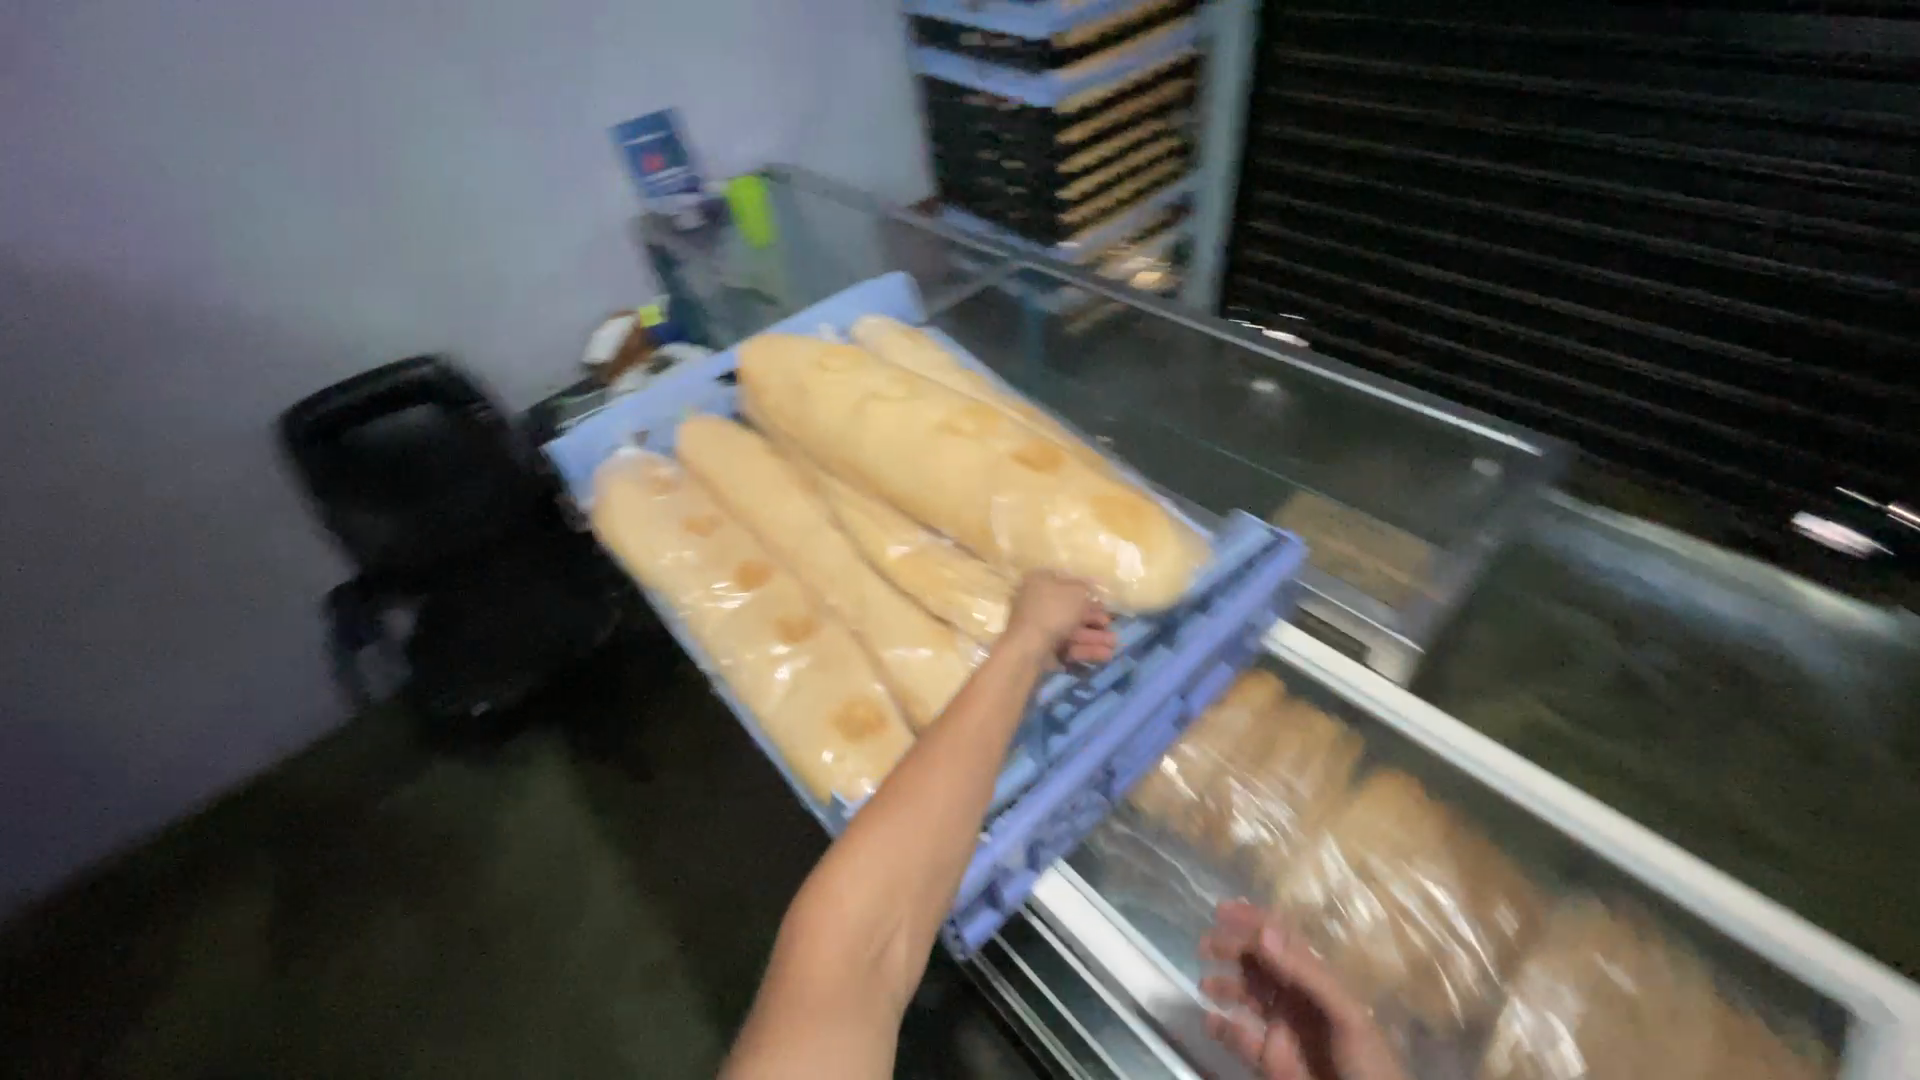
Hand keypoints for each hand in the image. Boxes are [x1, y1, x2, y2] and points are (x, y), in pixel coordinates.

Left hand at [1003, 571, 1116, 667]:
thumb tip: (1088, 587)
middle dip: (1094, 619)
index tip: (1103, 602)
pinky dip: (1085, 649)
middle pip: (1071, 610)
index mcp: (1040, 581)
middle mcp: (1037, 602)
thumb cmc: (1054, 611)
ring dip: (1094, 637)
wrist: (1029, 647)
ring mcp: (1038, 627)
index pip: (1066, 583)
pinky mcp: (1042, 648)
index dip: (1086, 592)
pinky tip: (1105, 654)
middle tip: (1111, 625)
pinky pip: (1066, 646)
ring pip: (1071, 630)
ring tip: (1115, 644)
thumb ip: (1086, 588)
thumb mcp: (1076, 592)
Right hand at [1200, 900, 1408, 1079]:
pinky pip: (1240, 1038)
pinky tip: (1208, 1021)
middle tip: (1205, 946)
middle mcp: (1296, 998)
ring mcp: (1282, 1029)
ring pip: (1246, 995)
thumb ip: (1304, 972)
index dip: (1253, 920)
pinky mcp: (1271, 1062)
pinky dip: (1222, 1028)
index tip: (1222, 910)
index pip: (1281, 939)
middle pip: (1258, 963)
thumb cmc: (1368, 1065)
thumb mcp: (1345, 1015)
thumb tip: (1262, 932)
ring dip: (1223, 984)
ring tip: (1205, 985)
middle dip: (1231, 948)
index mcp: (1316, 980)